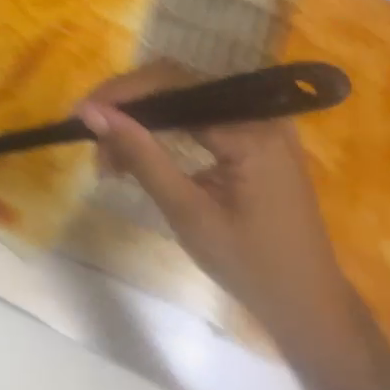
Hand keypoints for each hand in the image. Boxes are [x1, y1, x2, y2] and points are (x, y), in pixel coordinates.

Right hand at [79, 65, 362, 359]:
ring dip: (141, 118)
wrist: (309, 304)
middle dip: (127, 106)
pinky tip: (138, 153)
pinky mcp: (256, 139)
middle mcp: (262, 115)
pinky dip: (163, 129)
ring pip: (183, 99)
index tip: (80, 115)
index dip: (121, 94)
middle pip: (177, 84)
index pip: (172, 86)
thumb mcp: (186, 211)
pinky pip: (199, 116)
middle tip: (92, 138)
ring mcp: (262, 125)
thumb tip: (90, 112)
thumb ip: (139, 154)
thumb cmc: (249, 264)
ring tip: (109, 155)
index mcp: (251, 131)